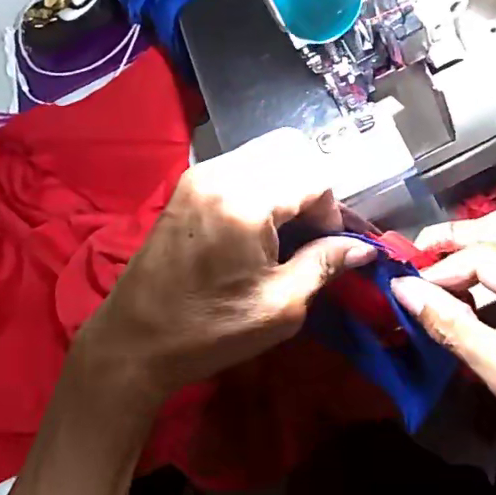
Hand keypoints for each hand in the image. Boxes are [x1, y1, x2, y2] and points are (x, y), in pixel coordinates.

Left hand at [79, 129, 377, 398]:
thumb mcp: (281, 305)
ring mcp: (200, 175)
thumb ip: (326, 264)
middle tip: (311, 230)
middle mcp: (221, 175)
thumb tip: (363, 248)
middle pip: (293, 149)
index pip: (315, 177)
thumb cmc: (209, 331)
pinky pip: (243, 163)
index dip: (332, 210)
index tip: (328, 246)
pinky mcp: (188, 185)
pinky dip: (266, 183)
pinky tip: (262, 223)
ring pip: (269, 152)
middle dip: (314, 186)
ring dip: (291, 182)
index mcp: (245, 202)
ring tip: (288, 228)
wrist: (132, 344)